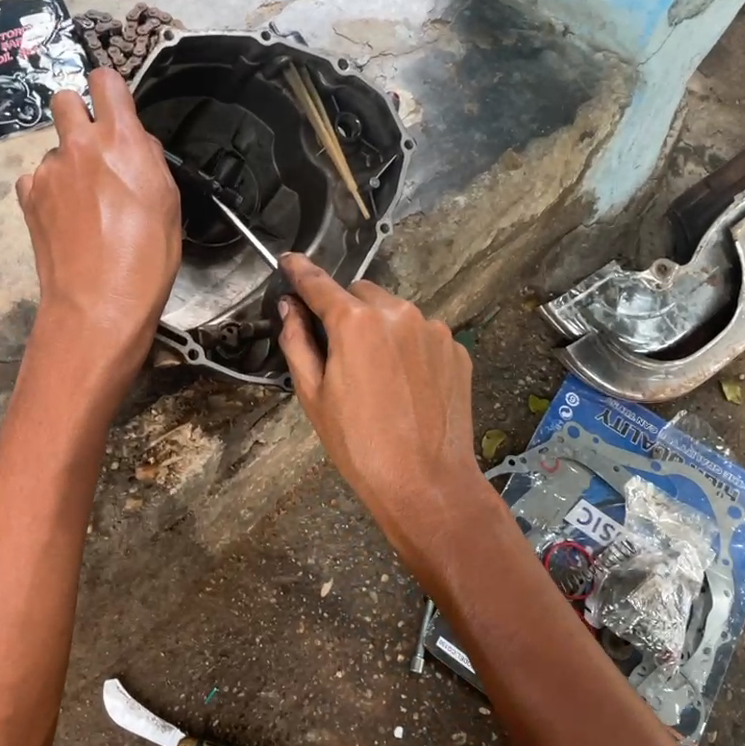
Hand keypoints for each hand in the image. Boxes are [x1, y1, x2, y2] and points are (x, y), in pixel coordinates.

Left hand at [16, 68, 180, 369]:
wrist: (98, 304)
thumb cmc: (147, 260)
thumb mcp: (169, 205)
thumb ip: (149, 162)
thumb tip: (136, 146)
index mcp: (123, 141)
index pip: (105, 81)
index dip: (108, 90)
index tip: (112, 106)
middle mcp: (81, 145)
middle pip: (65, 100)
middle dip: (77, 115)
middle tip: (92, 149)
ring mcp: (49, 170)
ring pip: (53, 147)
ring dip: (66, 163)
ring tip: (83, 204)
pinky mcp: (28, 196)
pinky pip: (36, 178)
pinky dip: (48, 191)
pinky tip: (64, 219)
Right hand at [276, 254, 496, 569]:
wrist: (427, 483)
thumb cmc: (359, 444)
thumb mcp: (313, 395)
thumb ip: (297, 342)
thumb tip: (289, 308)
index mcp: (355, 323)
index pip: (319, 283)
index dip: (300, 271)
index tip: (288, 262)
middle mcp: (398, 313)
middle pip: (360, 294)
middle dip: (345, 312)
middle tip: (338, 351)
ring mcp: (433, 329)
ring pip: (394, 312)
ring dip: (379, 328)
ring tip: (376, 376)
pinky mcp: (456, 349)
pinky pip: (422, 334)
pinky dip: (407, 347)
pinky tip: (404, 385)